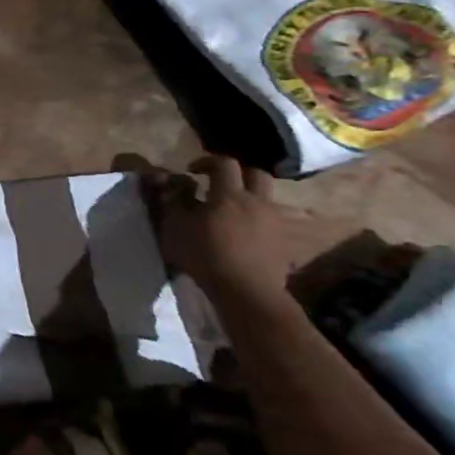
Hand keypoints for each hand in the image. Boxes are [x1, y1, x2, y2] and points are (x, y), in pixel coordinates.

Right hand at [152, 155, 302, 306]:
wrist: (247, 292)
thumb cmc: (205, 255)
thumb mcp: (175, 227)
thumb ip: (172, 202)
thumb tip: (171, 183)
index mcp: (229, 194)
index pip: (224, 164)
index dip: (208, 162)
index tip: (193, 170)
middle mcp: (256, 202)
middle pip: (256, 174)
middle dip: (238, 174)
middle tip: (221, 184)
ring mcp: (274, 222)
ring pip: (268, 198)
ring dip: (252, 197)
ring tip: (235, 211)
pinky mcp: (283, 243)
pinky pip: (273, 222)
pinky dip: (260, 221)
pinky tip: (247, 234)